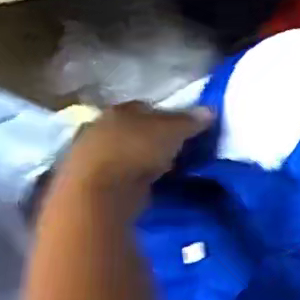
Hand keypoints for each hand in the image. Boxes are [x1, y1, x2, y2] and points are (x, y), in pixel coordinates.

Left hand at [59, 102, 212, 191]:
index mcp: (119, 109)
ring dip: (143, 158)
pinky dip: (134, 176)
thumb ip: (190, 121)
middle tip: (178, 151)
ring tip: (166, 170)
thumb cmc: (136, 151)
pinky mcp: (90, 179)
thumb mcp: (172, 132)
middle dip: (154, 137)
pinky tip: (149, 184)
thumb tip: (210, 110)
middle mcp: (101, 125)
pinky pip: (121, 172)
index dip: (169, 117)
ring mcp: (91, 153)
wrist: (100, 192)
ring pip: (126, 150)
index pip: (148, 107)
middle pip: (135, 128)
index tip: (187, 130)